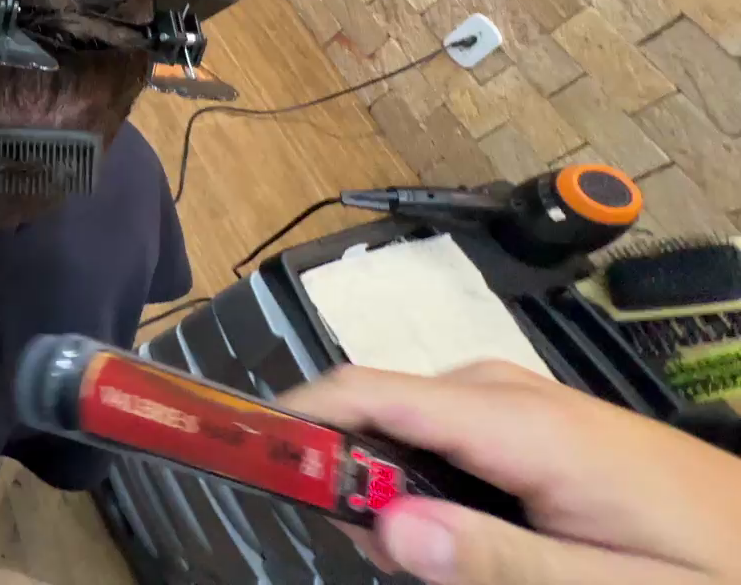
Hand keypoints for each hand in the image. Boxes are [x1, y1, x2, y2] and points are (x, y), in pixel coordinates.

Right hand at [283, 361, 740, 584]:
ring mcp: (515, 397)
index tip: (261, 465)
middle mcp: (499, 389)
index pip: (363, 392)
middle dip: (354, 472)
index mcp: (515, 420)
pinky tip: (474, 528)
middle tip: (381, 553)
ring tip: (439, 556)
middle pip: (376, 408)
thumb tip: (385, 529)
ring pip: (405, 421)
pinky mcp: (529, 414)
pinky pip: (443, 429)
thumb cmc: (730, 576)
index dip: (298, 418)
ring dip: (394, 480)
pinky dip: (430, 475)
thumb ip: (504, 563)